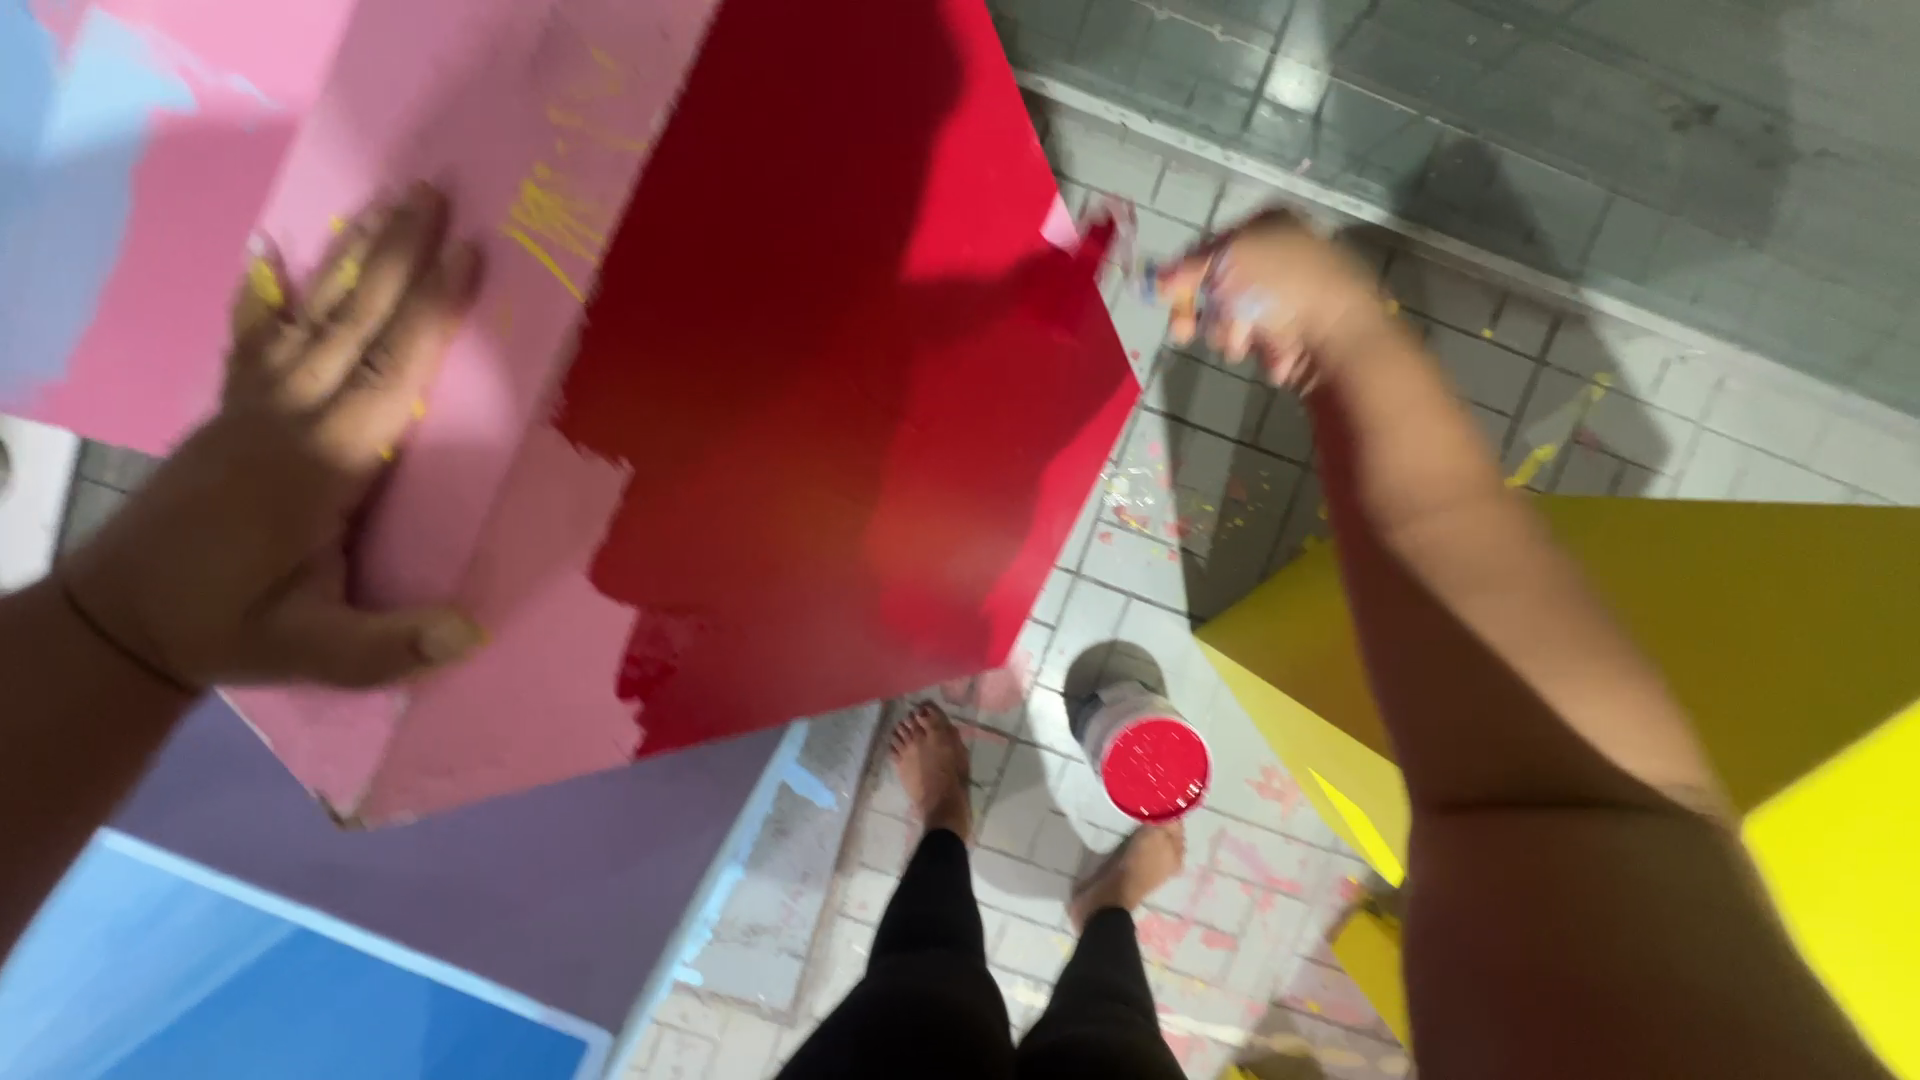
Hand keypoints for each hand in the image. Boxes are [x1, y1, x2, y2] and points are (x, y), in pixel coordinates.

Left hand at [60, 183, 487, 689]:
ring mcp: (251, 409)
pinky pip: (258, 337)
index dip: (431, 314)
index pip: (390, 375)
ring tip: (390, 206)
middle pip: (352, 324)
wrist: (120, 621)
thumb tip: (471, 630)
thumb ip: (388, 644)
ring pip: (309, 317)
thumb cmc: (233, 630)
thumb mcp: (314, 651)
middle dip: (398, 258)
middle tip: (436, 195)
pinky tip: (280, 251)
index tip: (467, 256)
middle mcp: (285, 419)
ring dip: (354, 259)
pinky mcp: (233, 413)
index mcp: (319, 466)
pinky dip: (272, 290)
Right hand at [1154, 209, 1391, 389]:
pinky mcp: (1294, 329)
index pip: (1212, 245)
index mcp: (1269, 223)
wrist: (1338, 330)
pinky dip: (1255, 347)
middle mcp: (1279, 253)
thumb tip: (1157, 280)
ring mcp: (1287, 293)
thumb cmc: (1285, 283)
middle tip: (1184, 333)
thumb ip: (1188, 268)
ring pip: (1233, 316)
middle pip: (1218, 284)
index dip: (1184, 273)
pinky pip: (1256, 339)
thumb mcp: (1229, 260)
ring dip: (1229, 332)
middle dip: (1205, 311)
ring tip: (1245, 340)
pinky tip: (1266, 350)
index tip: (1163, 300)